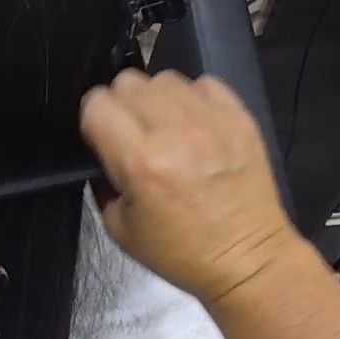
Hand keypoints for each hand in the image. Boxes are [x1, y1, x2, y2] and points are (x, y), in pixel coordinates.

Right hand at [80, 70, 299, 303]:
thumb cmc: (181, 254)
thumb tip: (104, 157)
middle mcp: (174, 131)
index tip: (101, 140)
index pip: (96, 106)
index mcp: (141, 162)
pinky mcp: (239, 117)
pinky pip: (203, 84)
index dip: (93, 121)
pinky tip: (194, 128)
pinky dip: (192, 100)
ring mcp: (211, 120)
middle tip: (132, 137)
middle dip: (121, 107)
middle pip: (127, 82)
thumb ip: (103, 185)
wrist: (246, 260)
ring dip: (156, 100)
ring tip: (165, 130)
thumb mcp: (122, 232)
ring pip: (164, 78)